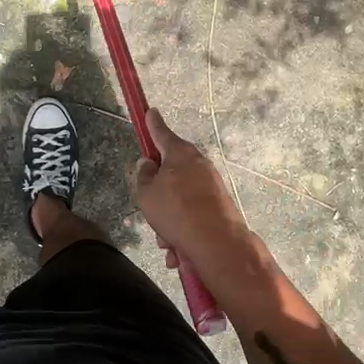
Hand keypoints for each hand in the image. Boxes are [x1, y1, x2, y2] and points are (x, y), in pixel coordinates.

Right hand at [128, 109, 252, 271]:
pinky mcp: (219, 205)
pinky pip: (193, 215)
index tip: (150, 111)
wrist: (217, 242)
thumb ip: (144, 176)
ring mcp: (211, 185)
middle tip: (152, 212)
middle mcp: (198, 164)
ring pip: (180, 199)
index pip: (162, 133)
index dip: (153, 124)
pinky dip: (183, 231)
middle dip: (158, 195)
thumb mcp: (147, 193)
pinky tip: (178, 252)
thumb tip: (149, 163)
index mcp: (180, 154)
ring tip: (166, 241)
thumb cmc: (176, 211)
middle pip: (171, 173)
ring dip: (169, 221)